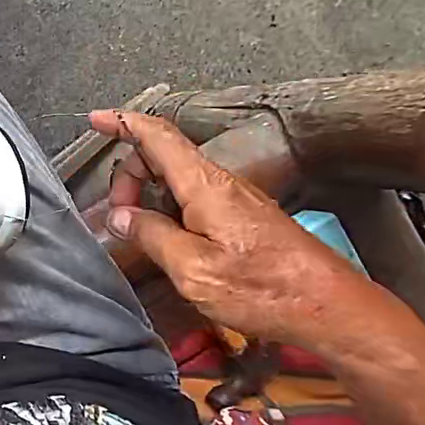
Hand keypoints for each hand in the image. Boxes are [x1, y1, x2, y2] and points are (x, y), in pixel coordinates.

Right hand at [89, 109, 373, 345]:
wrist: (328, 306)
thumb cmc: (264, 289)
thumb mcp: (193, 270)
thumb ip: (152, 236)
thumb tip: (121, 217)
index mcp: (203, 185)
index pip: (157, 136)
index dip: (122, 123)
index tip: (96, 119)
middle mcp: (219, 182)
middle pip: (162, 155)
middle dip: (129, 175)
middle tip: (116, 215)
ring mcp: (234, 197)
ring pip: (177, 177)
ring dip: (148, 194)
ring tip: (136, 229)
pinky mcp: (243, 216)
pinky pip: (193, 195)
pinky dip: (168, 206)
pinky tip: (166, 236)